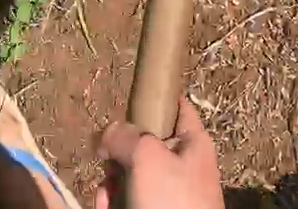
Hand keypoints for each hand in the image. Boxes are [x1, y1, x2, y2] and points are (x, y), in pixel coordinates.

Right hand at [94, 100, 223, 208]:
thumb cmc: (172, 202)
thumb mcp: (147, 155)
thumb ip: (124, 135)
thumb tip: (107, 136)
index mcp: (192, 143)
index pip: (176, 106)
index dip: (151, 100)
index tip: (124, 103)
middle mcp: (182, 166)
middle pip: (142, 144)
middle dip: (118, 153)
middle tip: (107, 163)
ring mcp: (168, 196)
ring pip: (130, 175)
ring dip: (110, 184)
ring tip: (104, 195)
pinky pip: (126, 201)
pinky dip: (112, 203)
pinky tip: (104, 207)